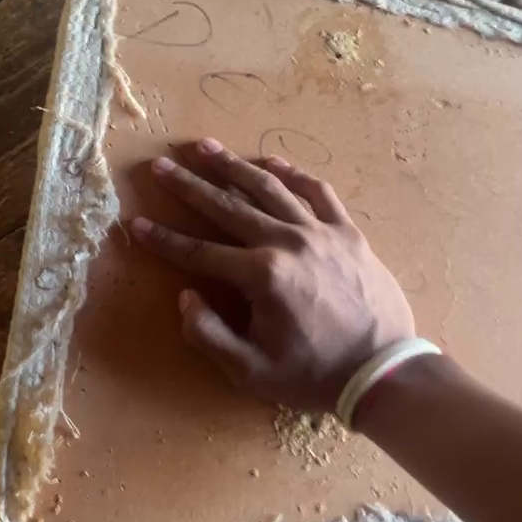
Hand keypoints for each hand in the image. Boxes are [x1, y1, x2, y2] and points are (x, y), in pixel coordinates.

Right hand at [131, 137, 415, 412]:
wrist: (385, 372)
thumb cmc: (314, 375)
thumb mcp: (251, 372)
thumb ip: (208, 334)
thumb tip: (186, 296)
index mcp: (261, 276)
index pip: (198, 251)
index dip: (163, 238)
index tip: (135, 223)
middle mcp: (287, 242)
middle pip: (227, 206)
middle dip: (189, 185)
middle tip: (161, 164)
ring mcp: (320, 232)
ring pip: (269, 187)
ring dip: (233, 165)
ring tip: (205, 147)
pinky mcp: (348, 232)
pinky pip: (317, 192)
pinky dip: (292, 174)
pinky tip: (271, 162)